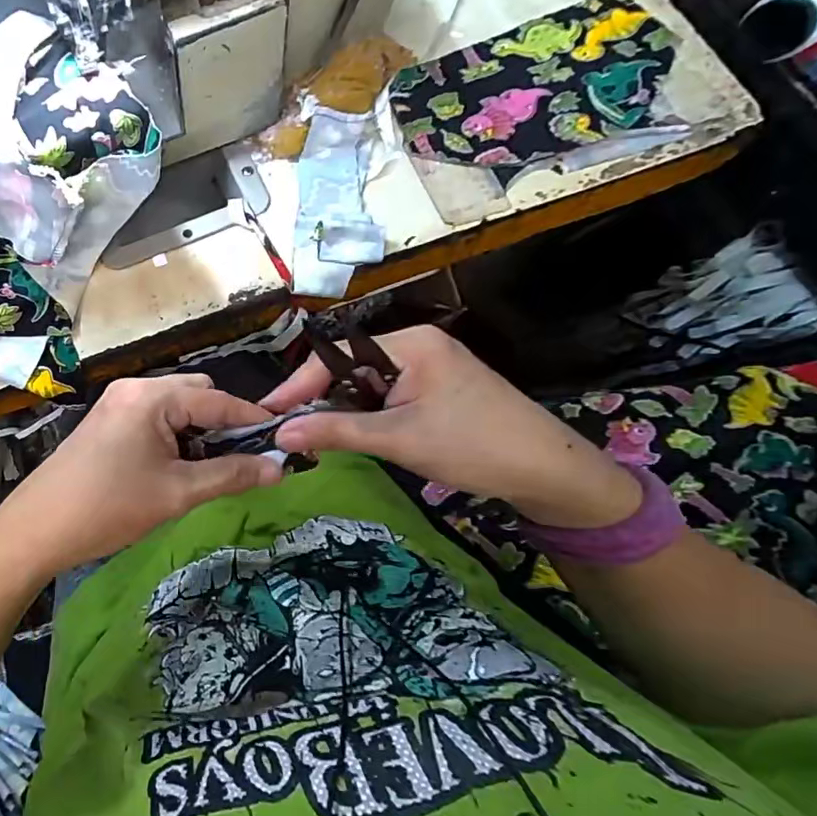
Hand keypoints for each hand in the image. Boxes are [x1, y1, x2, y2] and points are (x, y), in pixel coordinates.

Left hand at [0, 375, 283, 579]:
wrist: (36, 529)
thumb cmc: (109, 508)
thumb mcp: (177, 493)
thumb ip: (230, 475)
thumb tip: (277, 469)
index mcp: (151, 397)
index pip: (217, 399)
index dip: (252, 419)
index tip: (283, 440)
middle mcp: (134, 388)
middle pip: (196, 394)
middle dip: (223, 423)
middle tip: (242, 460)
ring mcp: (116, 403)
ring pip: (175, 407)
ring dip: (199, 431)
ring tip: (211, 469)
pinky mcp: (106, 421)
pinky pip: (154, 417)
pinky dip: (175, 435)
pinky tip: (178, 466)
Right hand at [261, 326, 640, 527]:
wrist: (549, 471)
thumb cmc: (474, 446)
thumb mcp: (397, 439)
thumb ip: (335, 432)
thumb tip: (279, 434)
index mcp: (409, 344)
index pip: (336, 356)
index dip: (298, 386)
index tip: (267, 413)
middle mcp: (416, 347)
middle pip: (349, 368)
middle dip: (318, 399)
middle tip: (287, 432)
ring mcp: (429, 368)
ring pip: (366, 385)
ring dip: (341, 411)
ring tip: (313, 438)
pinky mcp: (436, 390)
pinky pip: (387, 397)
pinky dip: (366, 417)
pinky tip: (353, 437)